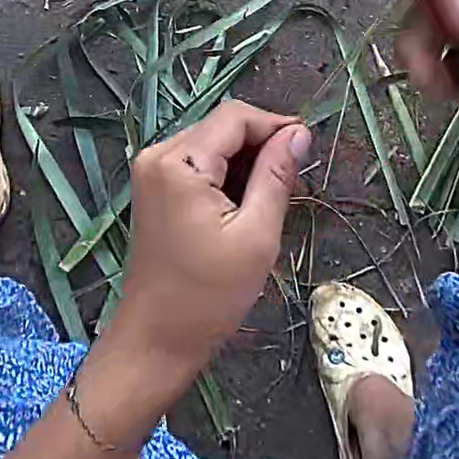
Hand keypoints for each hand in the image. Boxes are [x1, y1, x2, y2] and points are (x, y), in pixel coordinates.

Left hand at [111, 101, 310, 373]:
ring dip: (245, 159)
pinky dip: (225, 172)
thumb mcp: (256, 236)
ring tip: (270, 195)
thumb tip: (299, 133)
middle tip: (292, 179)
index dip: (275, 125)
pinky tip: (243, 201)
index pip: (235, 117)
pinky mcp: (153, 185)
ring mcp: (152, 169)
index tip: (307, 148)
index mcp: (179, 162)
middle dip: (261, 144)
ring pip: (212, 141)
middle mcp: (158, 154)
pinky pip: (198, 160)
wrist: (155, 341)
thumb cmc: (208, 296)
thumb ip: (277, 176)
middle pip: (222, 126)